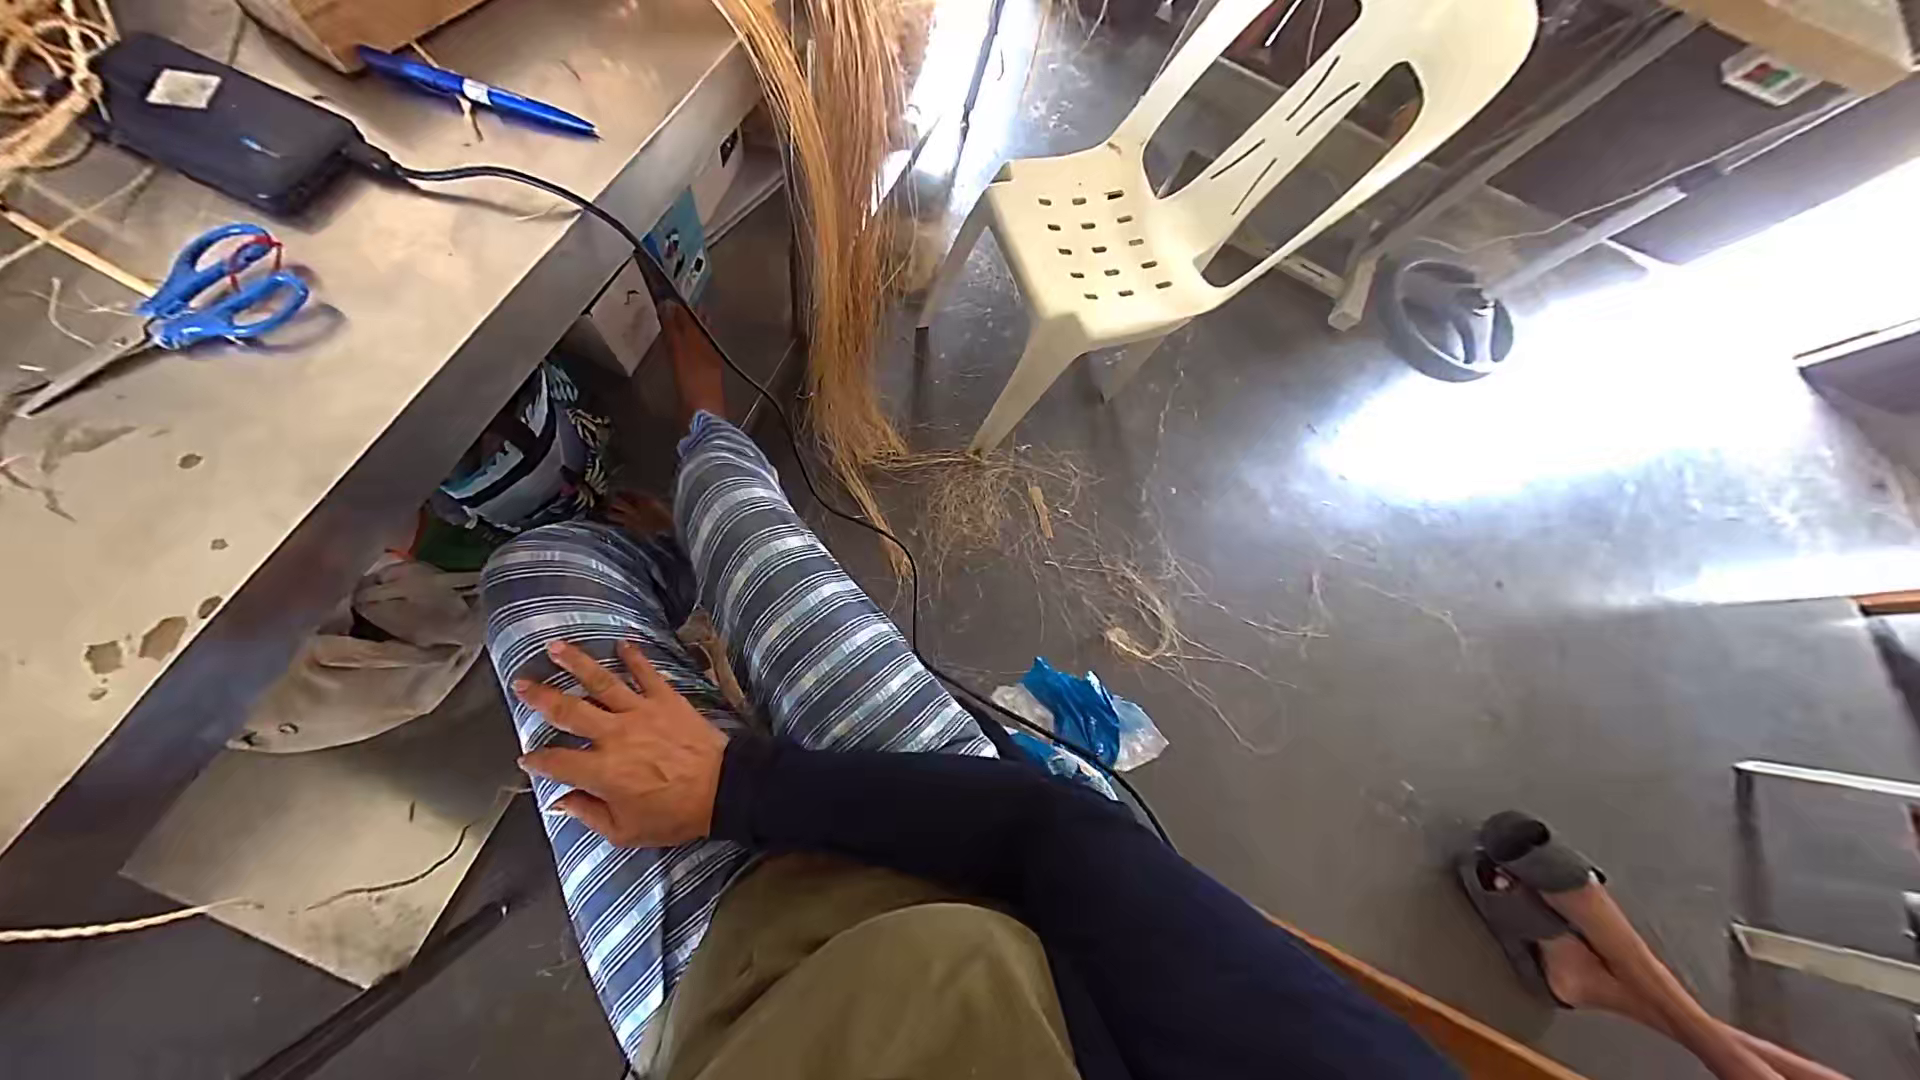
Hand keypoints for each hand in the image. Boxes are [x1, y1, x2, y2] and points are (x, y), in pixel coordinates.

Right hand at [514, 639, 727, 846]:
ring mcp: (642, 713)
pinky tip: (622, 643)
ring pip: (602, 683)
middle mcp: (614, 736)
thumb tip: (561, 801)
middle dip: (540, 697)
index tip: (526, 757)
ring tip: (557, 647)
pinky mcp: (668, 700)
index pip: (555, 762)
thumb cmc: (675, 814)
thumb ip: (588, 814)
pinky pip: (647, 674)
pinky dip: (634, 657)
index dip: (536, 760)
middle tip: (521, 683)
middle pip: (568, 711)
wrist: (722, 788)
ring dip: (577, 663)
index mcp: (600, 771)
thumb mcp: (625, 831)